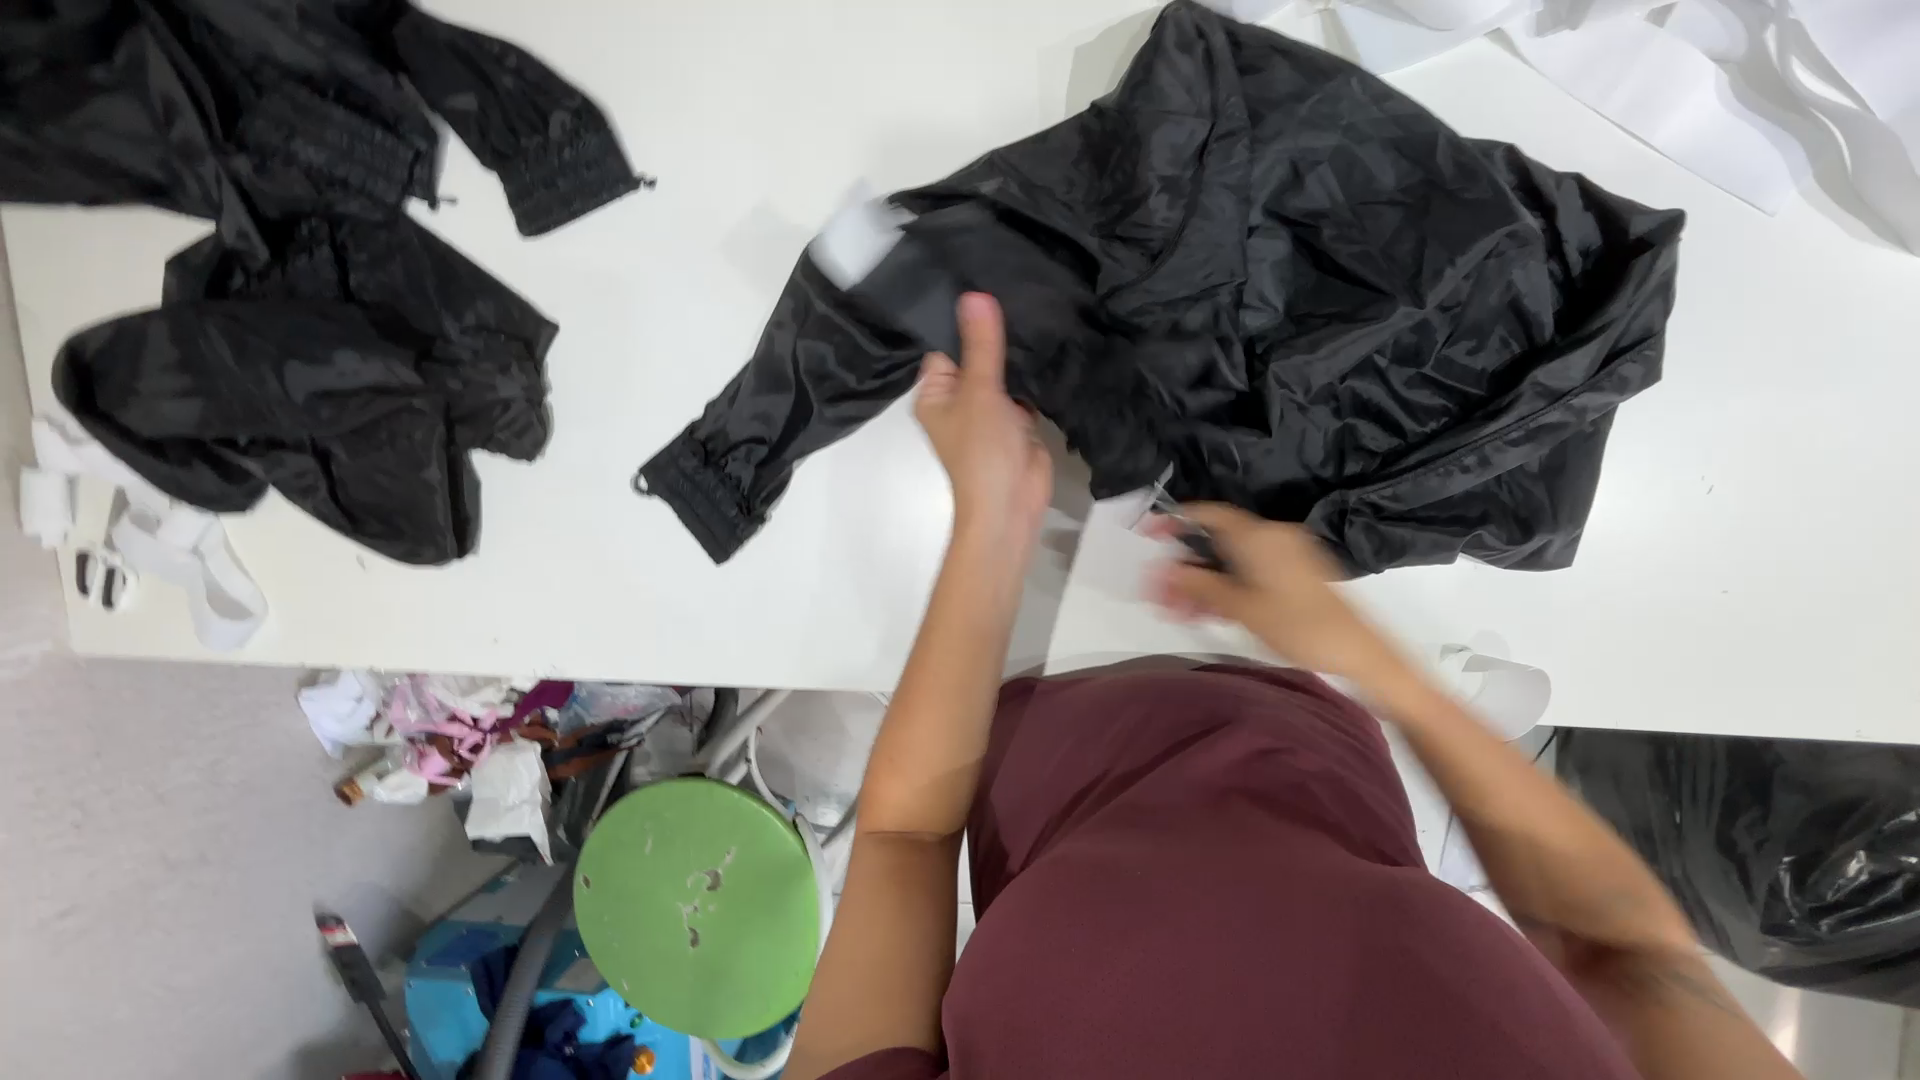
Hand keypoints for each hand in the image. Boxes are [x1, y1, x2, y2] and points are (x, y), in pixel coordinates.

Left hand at [914, 293, 1051, 548]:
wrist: (1011, 504)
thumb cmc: (982, 450)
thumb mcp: (979, 391)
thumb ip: (981, 344)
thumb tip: (974, 295)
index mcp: (934, 394)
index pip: (945, 345)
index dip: (963, 321)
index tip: (985, 283)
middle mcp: (957, 400)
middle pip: (975, 357)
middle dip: (994, 335)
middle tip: (1020, 286)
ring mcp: (988, 411)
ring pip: (1002, 373)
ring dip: (1017, 356)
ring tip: (1038, 307)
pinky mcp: (1016, 421)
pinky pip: (1023, 390)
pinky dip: (1034, 377)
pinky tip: (1050, 342)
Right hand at [1149, 504, 1400, 682]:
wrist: (1360, 652)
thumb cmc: (1301, 627)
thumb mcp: (1242, 608)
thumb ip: (1199, 586)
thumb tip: (1164, 570)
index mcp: (1259, 537)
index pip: (1209, 515)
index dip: (1176, 521)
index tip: (1149, 534)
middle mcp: (1271, 538)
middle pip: (1215, 543)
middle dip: (1183, 567)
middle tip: (1157, 593)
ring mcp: (1283, 557)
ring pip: (1228, 562)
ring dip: (1200, 583)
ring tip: (1175, 612)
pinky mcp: (1291, 576)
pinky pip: (1246, 573)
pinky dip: (1224, 588)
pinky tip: (1205, 612)